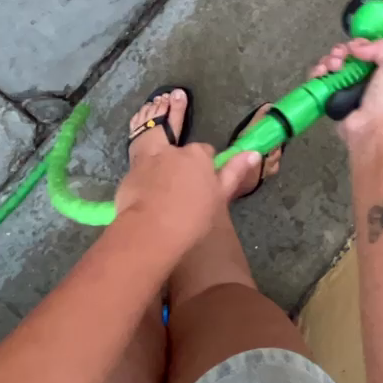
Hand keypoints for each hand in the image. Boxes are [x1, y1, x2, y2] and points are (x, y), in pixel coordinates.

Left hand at [112, 142, 258, 255]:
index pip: (205, 153)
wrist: (151, 231)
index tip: (204, 187)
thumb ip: (235, 172)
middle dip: (181, 169)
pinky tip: (147, 206)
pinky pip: (140, 178)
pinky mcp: (129, 175)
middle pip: (180, 156)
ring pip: (158, 164)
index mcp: (196, 154)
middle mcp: (172, 151)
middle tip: (184, 196)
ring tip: (163, 202)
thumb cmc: (192, 216)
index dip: (205, 169)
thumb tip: (254, 153)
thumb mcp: (220, 196)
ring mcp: (147, 161)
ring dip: (161, 175)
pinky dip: (143, 187)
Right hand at [309, 39, 382, 150]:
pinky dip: (317, 74)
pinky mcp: (331, 98)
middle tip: (341, 57)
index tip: (355, 47)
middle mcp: (364, 77)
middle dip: (340, 51)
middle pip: (346, 54)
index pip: (365, 47)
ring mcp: (347, 88)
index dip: (358, 43)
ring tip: (332, 67)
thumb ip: (381, 46)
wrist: (374, 127)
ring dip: (328, 61)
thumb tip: (355, 48)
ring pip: (331, 65)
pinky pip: (320, 80)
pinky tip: (320, 74)